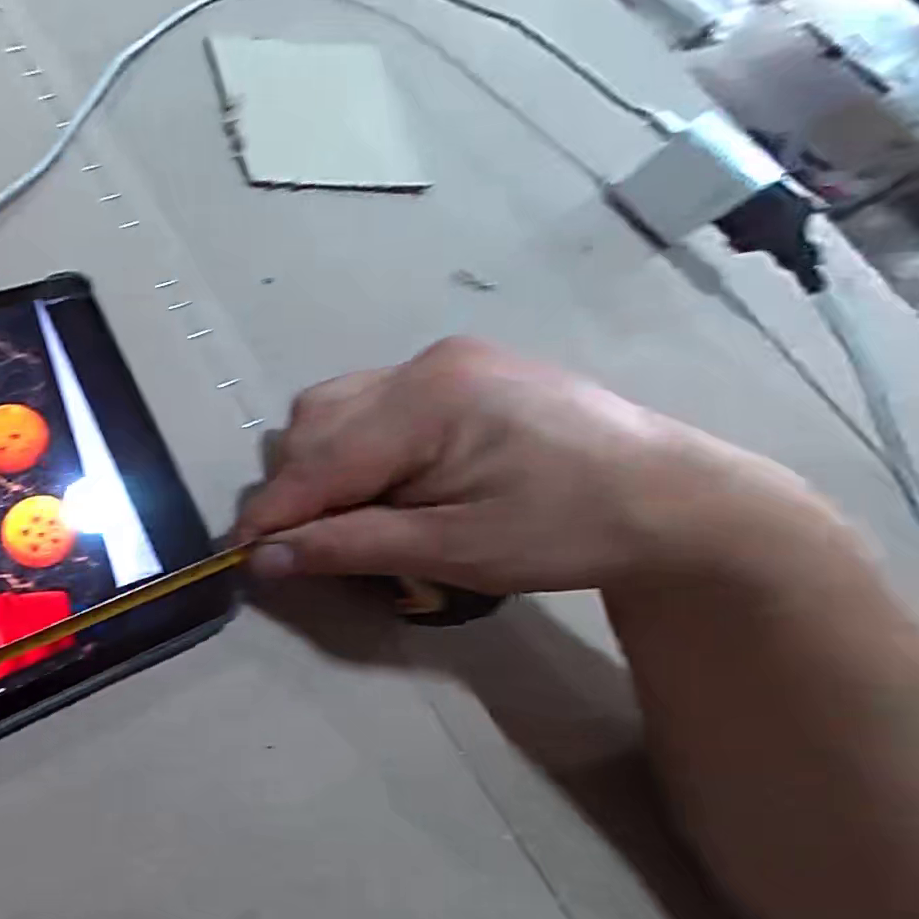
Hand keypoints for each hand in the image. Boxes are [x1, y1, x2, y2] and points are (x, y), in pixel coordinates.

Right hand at [235, 337, 823, 593]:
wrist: (679, 499)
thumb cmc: (569, 531)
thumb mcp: (452, 551)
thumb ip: (349, 548)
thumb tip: (261, 559)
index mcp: (430, 402)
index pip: (319, 461)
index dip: (272, 511)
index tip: (238, 554)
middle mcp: (423, 365)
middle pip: (313, 425)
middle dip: (295, 488)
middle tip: (306, 542)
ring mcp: (438, 360)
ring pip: (328, 407)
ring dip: (315, 462)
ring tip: (344, 508)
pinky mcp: (451, 369)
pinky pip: (361, 401)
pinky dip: (345, 443)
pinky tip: (375, 474)